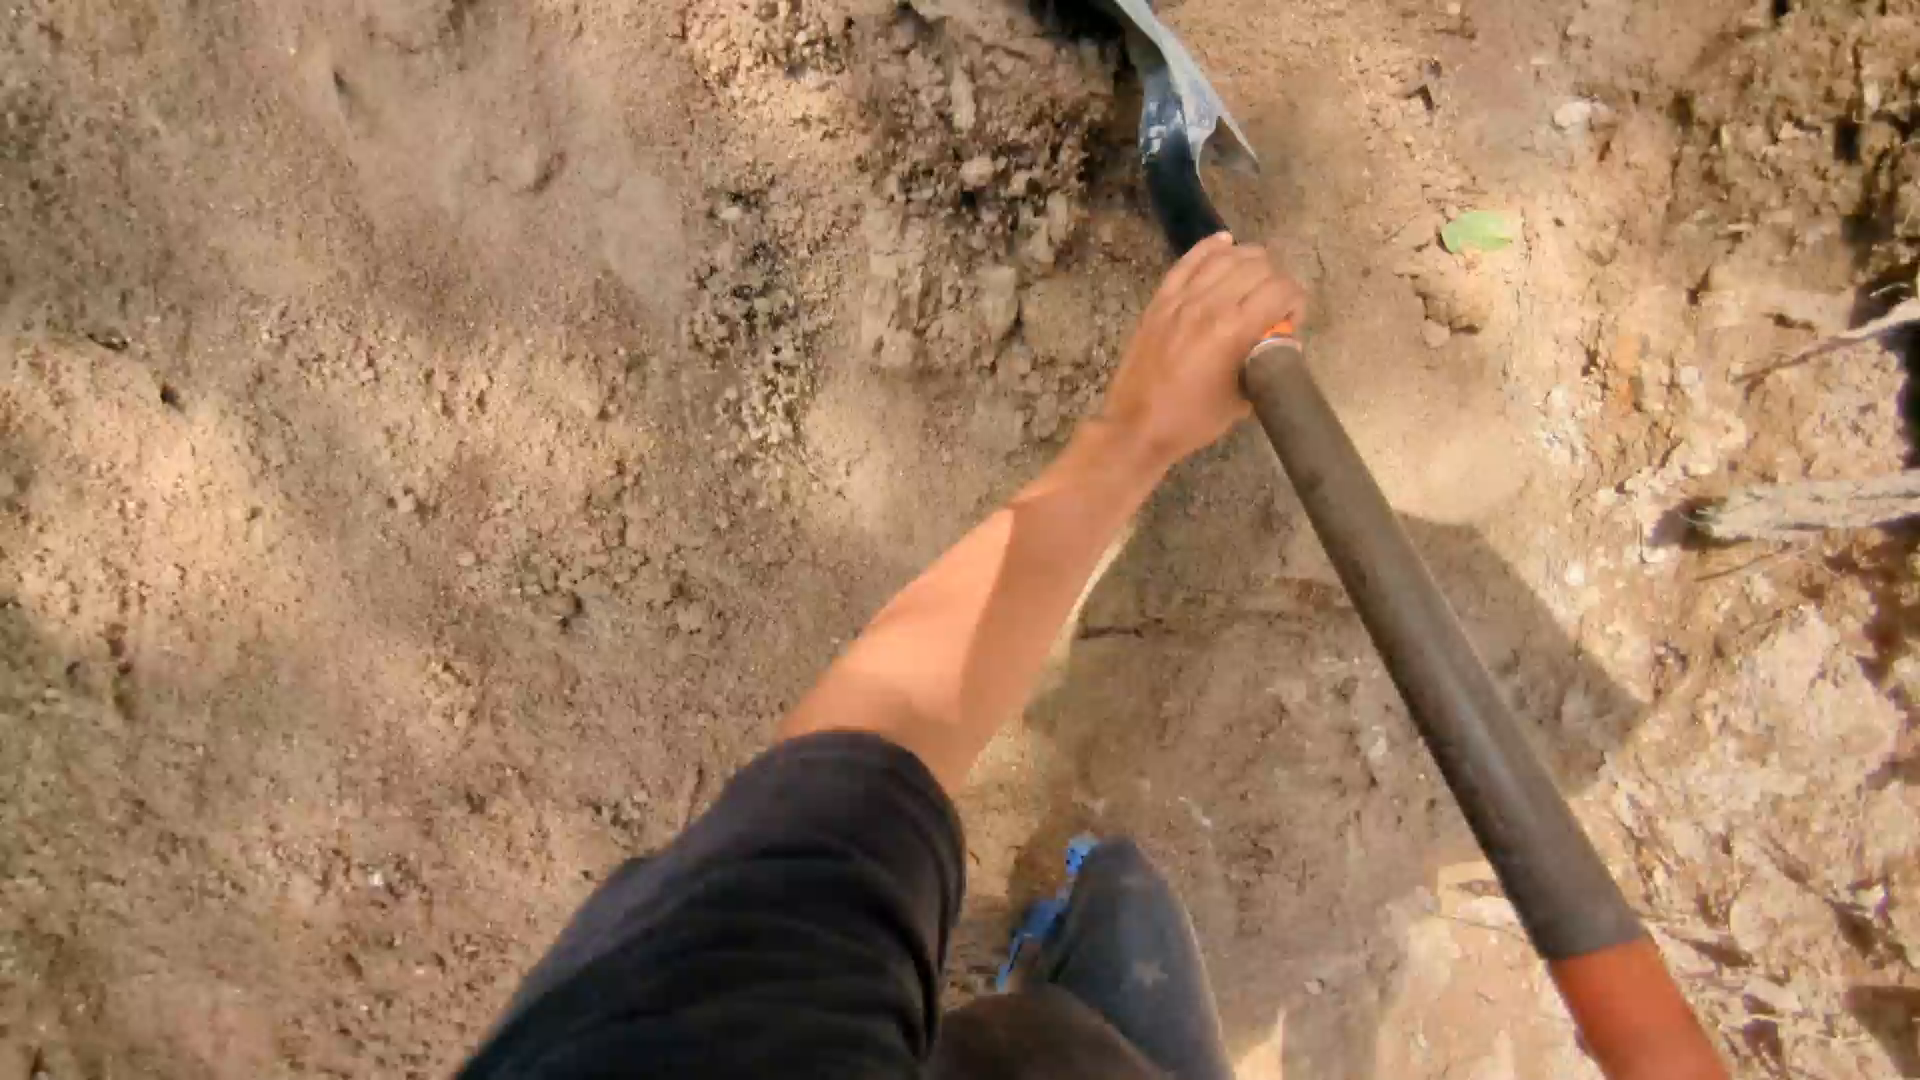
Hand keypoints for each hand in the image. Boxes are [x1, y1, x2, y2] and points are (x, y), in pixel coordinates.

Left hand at [1098, 233, 1306, 467]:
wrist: (1136, 427)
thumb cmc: (1192, 421)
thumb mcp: (1242, 399)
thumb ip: (1265, 364)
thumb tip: (1280, 343)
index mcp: (1233, 330)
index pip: (1281, 290)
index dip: (1297, 301)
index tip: (1292, 319)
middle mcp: (1207, 305)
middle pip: (1257, 266)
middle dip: (1277, 280)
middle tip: (1274, 303)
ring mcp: (1179, 300)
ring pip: (1225, 257)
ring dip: (1249, 261)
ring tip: (1255, 277)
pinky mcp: (1159, 302)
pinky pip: (1188, 262)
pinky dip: (1210, 248)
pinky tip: (1225, 244)